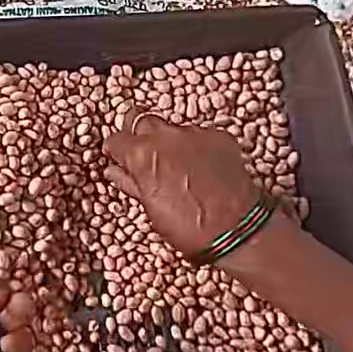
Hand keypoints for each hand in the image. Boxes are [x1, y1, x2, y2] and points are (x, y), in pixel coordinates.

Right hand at [104, 115, 278, 256]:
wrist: (236, 230)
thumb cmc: (189, 226)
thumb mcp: (151, 208)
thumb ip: (132, 183)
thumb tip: (115, 171)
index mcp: (141, 155)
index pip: (116, 140)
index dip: (116, 151)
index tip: (119, 160)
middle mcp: (166, 137)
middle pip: (141, 121)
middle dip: (139, 136)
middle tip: (144, 157)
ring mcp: (195, 134)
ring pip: (172, 128)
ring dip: (169, 143)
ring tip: (176, 167)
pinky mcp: (219, 137)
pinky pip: (200, 136)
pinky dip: (195, 148)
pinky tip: (200, 169)